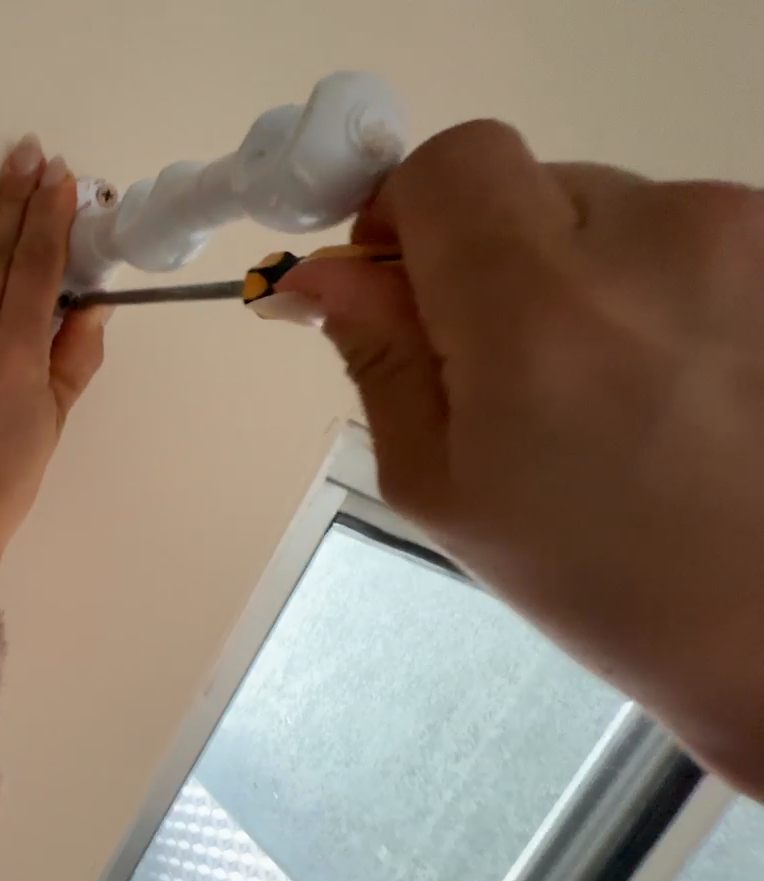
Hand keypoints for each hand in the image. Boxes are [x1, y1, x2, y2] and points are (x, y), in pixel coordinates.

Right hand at [281, 120, 763, 794]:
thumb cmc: (574, 560)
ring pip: (586, 201)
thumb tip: (315, 276)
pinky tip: (631, 368)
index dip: (397, 207)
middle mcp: (661, 241)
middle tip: (463, 352)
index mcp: (540, 313)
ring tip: (563, 375)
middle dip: (464, 249)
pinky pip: (658, 227)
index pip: (450, 164)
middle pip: (514, 179)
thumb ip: (375, 353)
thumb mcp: (427, 473)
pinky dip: (614, 277)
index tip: (384, 277)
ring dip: (543, 266)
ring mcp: (749, 236)